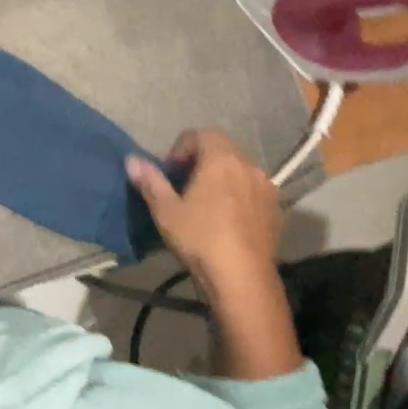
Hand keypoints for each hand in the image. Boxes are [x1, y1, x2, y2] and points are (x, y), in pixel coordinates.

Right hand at [126, 130, 280, 298]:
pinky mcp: (276, 206)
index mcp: (221, 159)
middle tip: (184, 187)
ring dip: (221, 176)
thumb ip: (151, 182)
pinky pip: (253, 188)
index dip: (181, 148)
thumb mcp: (166, 211)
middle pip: (223, 147)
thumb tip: (131, 159)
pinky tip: (227, 219)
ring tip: (206, 203)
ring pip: (240, 168)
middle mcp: (248, 164)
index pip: (202, 133)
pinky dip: (239, 193)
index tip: (171, 173)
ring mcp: (266, 185)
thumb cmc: (200, 238)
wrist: (242, 275)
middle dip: (202, 160)